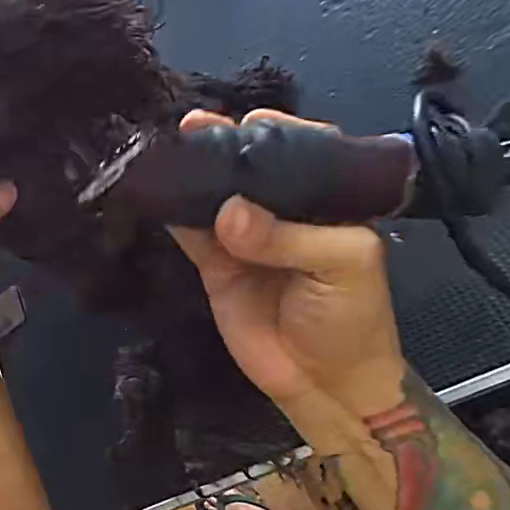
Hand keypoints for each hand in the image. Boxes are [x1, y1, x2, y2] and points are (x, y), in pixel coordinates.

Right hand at [169, 109, 406, 417]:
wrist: (323, 385)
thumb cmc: (351, 320)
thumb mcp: (341, 266)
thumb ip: (288, 237)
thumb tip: (228, 212)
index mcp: (326, 202)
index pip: (300, 154)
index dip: (274, 135)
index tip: (246, 125)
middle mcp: (284, 213)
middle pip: (250, 170)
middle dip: (225, 147)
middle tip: (194, 129)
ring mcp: (246, 239)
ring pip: (216, 197)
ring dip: (194, 175)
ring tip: (170, 150)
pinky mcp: (217, 266)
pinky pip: (192, 234)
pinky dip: (175, 215)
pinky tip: (158, 191)